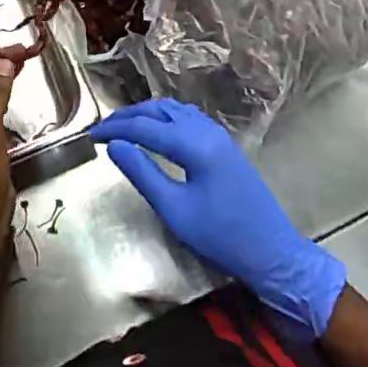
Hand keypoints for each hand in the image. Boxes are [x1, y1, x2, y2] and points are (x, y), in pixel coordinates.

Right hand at [90, 98, 345, 340]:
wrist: (276, 256)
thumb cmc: (223, 237)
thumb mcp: (175, 209)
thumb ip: (142, 173)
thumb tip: (114, 146)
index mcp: (194, 145)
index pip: (144, 126)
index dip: (114, 129)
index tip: (90, 136)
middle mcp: (207, 131)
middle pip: (158, 110)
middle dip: (127, 116)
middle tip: (102, 130)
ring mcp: (218, 135)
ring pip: (173, 110)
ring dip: (145, 114)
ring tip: (123, 128)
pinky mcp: (224, 145)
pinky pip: (186, 117)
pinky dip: (163, 117)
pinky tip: (154, 131)